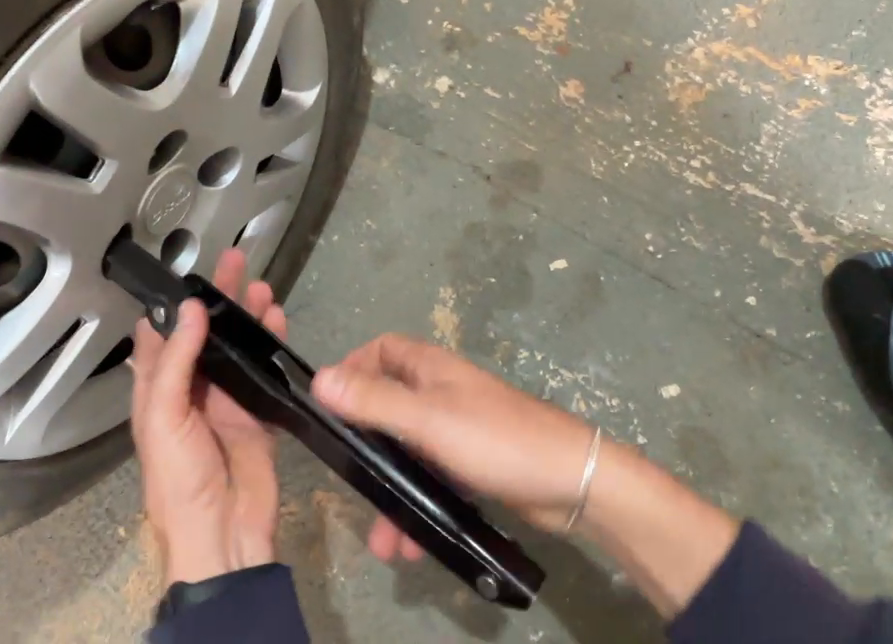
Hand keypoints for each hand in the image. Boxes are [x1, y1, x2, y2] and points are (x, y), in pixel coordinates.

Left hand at [129, 249, 287, 585]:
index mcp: (158, 391)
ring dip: (249, 317)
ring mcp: (226, 401)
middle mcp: (191, 390)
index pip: (162, 336)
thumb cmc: (179, 478)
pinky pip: (265, 372)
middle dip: (219, 298)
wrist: (223, 535)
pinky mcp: (257, 414)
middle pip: (206, 334)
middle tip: (235, 262)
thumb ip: (176, 361)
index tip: (190, 271)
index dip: (173, 304)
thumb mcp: (163, 417)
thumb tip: (191, 308)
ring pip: (238, 348)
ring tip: (262, 286)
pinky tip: (278, 323)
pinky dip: (271, 345)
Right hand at [310, 333, 595, 559]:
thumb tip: (319, 380)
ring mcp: (458, 429)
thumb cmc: (495, 439)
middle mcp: (441, 391)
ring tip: (382, 538)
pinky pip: (432, 479)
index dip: (354, 368)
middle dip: (367, 447)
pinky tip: (411, 542)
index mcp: (430, 367)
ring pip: (409, 452)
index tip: (330, 403)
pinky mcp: (473, 464)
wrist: (572, 482)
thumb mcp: (427, 419)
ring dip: (392, 489)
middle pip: (389, 405)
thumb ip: (373, 401)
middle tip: (349, 480)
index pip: (381, 350)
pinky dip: (418, 504)